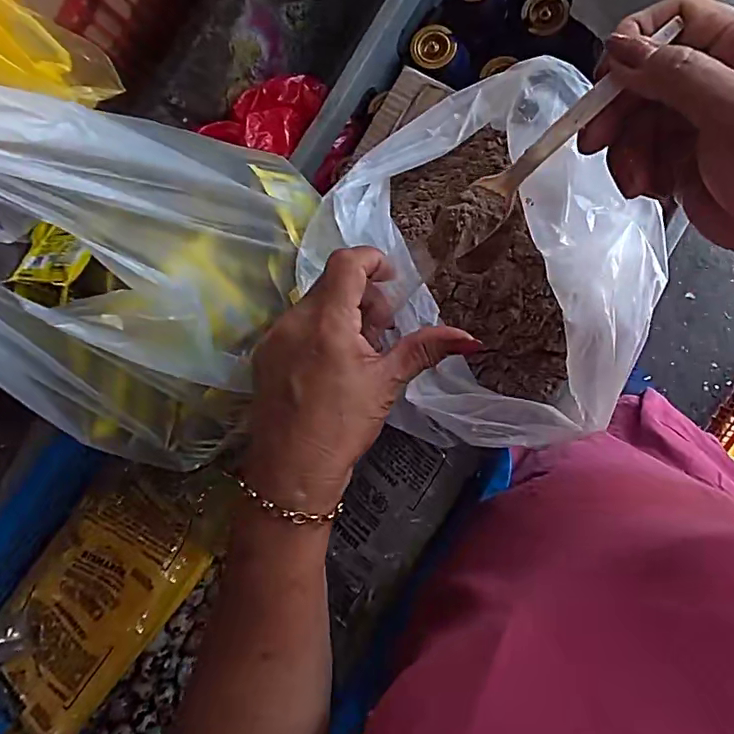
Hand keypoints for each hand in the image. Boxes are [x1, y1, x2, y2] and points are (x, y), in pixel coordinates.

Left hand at [245, 247, 479, 512]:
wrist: (290, 473)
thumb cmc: (342, 428)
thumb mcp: (386, 383)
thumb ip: (424, 349)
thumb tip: (469, 339)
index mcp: (326, 323)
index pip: (347, 263)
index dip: (374, 260)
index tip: (392, 280)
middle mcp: (293, 321)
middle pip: (333, 283)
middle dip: (364, 296)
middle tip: (381, 331)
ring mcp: (274, 336)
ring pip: (314, 303)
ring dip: (343, 313)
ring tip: (359, 351)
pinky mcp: (264, 353)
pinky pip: (296, 324)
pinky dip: (320, 329)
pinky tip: (332, 364)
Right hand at [579, 0, 733, 276]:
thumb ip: (679, 74)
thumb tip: (621, 47)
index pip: (681, 19)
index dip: (639, 38)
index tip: (608, 71)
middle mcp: (720, 78)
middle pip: (646, 74)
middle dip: (618, 108)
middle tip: (595, 137)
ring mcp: (698, 118)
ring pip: (635, 117)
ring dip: (625, 149)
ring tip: (635, 179)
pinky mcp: (680, 154)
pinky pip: (639, 150)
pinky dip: (635, 169)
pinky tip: (650, 188)